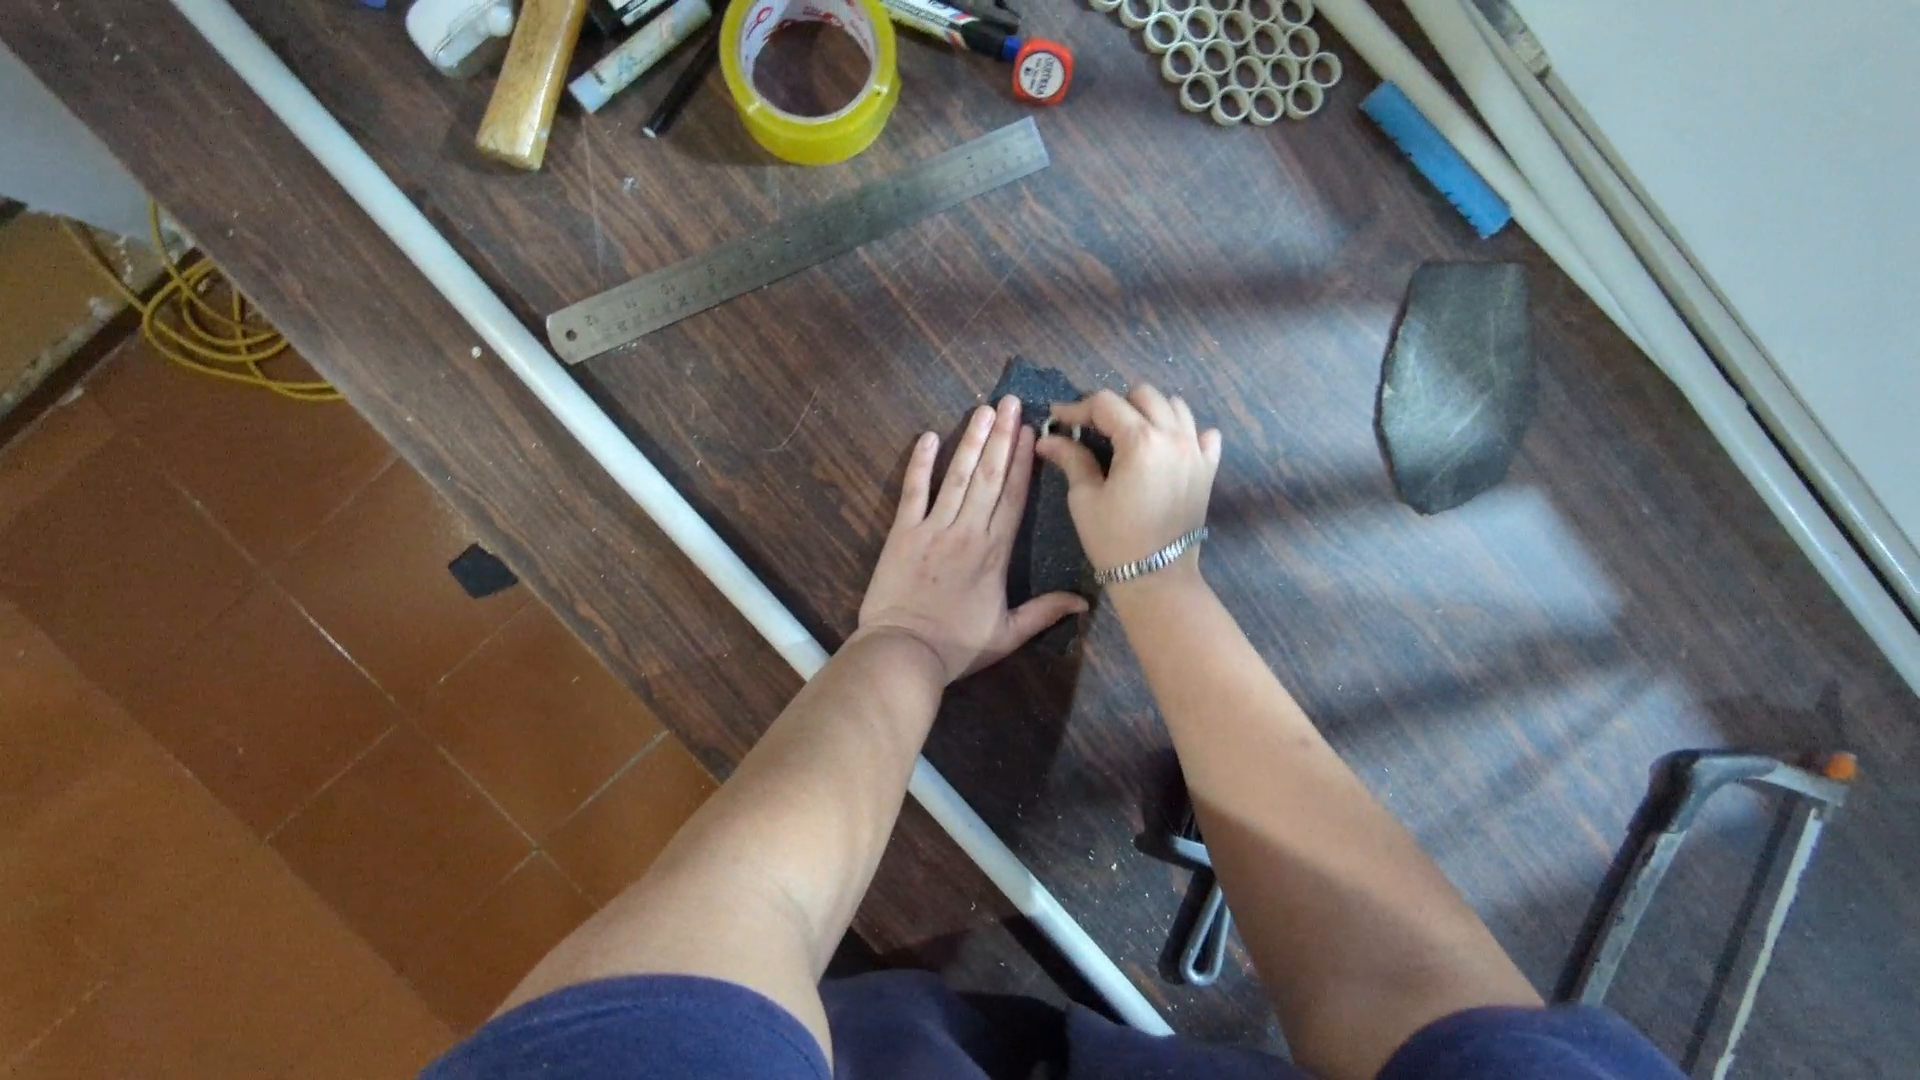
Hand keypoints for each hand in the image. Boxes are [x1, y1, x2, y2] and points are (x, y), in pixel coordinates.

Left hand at [857, 396, 1089, 682]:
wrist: (904, 652)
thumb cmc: (956, 647)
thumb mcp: (1008, 634)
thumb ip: (1045, 612)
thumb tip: (1085, 602)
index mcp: (995, 552)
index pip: (1015, 497)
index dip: (1025, 462)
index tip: (1032, 432)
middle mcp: (968, 531)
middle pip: (990, 476)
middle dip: (1003, 437)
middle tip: (1011, 402)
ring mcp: (933, 528)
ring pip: (957, 475)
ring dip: (972, 440)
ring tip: (984, 409)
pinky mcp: (902, 532)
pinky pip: (913, 490)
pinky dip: (921, 463)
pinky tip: (929, 437)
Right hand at [1035, 386, 1221, 584]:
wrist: (1158, 578)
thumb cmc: (1114, 540)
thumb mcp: (1085, 498)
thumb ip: (1071, 459)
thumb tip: (1047, 439)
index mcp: (1141, 441)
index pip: (1105, 404)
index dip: (1077, 409)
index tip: (1058, 419)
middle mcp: (1174, 436)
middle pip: (1143, 395)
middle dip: (1114, 406)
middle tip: (1094, 429)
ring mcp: (1197, 451)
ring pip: (1175, 407)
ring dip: (1149, 412)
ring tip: (1129, 435)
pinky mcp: (1208, 469)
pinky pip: (1202, 433)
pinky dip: (1184, 432)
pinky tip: (1165, 449)